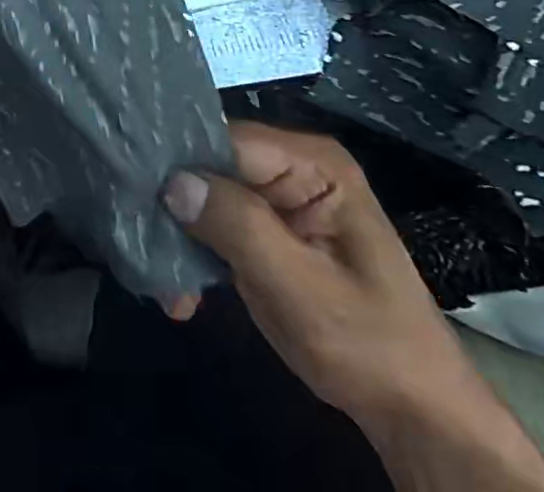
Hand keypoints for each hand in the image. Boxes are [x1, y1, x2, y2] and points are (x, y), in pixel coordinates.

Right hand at [162, 120, 466, 421]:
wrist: (411, 403)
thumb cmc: (367, 341)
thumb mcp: (299, 286)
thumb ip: (238, 226)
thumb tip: (173, 181)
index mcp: (313, 164)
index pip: (230, 140)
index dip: (181, 161)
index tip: (133, 190)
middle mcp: (293, 170)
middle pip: (214, 167)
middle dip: (175, 207)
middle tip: (142, 251)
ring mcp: (280, 202)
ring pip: (208, 199)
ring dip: (181, 240)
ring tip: (165, 290)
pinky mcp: (269, 234)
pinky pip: (218, 228)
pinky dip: (196, 258)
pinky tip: (184, 297)